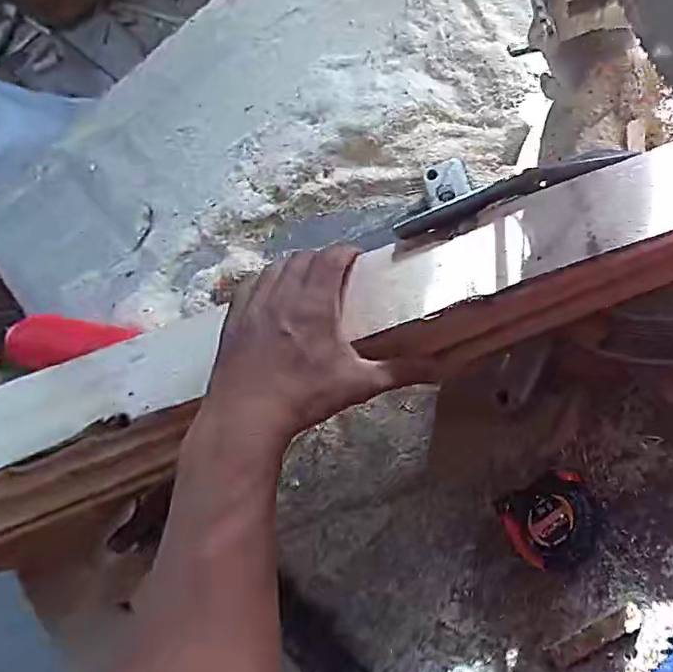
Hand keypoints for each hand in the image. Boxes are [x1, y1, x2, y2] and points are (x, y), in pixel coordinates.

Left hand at [199, 245, 434, 440]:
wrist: (244, 419)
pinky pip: (250, 284)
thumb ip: (400, 372)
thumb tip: (438, 370)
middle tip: (340, 272)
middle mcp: (282, 298)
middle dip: (323, 258)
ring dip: (295, 266)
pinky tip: (274, 292)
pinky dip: (267, 280)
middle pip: (303, 258)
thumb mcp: (359, 385)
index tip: (359, 258)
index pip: (330, 259)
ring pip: (275, 267)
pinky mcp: (234, 321)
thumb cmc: (304, 397)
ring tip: (309, 279)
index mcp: (314, 306)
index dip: (346, 252)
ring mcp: (253, 307)